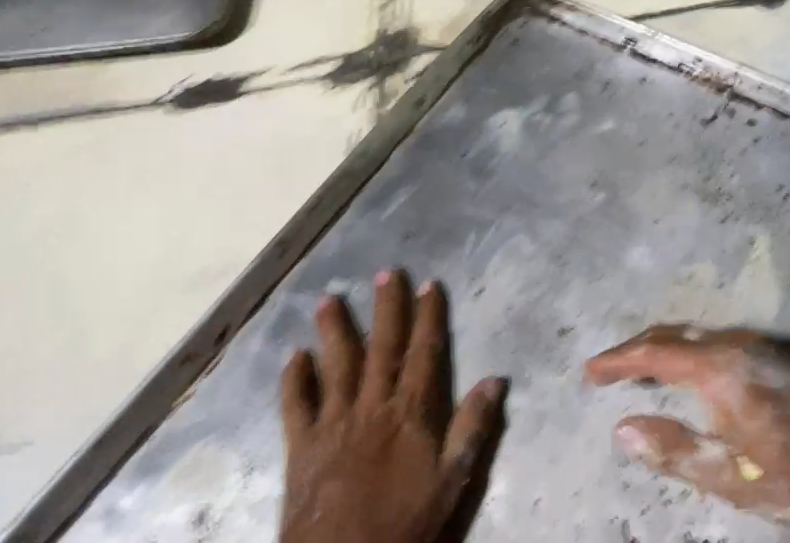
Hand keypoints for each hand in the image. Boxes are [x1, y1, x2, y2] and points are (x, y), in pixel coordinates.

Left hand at [279, 271, 505, 542]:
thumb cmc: (405, 521)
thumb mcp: (452, 479)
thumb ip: (472, 427)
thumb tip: (496, 379)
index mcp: (411, 411)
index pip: (423, 353)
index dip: (428, 317)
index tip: (429, 284)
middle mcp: (372, 405)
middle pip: (381, 347)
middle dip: (386, 308)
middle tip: (385, 272)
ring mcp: (333, 422)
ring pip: (335, 364)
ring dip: (334, 330)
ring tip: (330, 298)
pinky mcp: (300, 445)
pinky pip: (295, 404)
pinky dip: (294, 379)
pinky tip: (295, 356)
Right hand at [585, 325, 789, 542]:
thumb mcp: (730, 476)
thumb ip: (675, 449)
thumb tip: (622, 428)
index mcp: (721, 369)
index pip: (657, 352)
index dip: (619, 360)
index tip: (589, 371)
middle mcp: (739, 346)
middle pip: (676, 335)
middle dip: (638, 348)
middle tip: (607, 369)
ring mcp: (761, 349)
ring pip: (699, 337)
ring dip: (666, 347)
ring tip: (639, 369)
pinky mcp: (777, 360)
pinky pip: (719, 344)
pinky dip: (691, 352)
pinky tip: (688, 374)